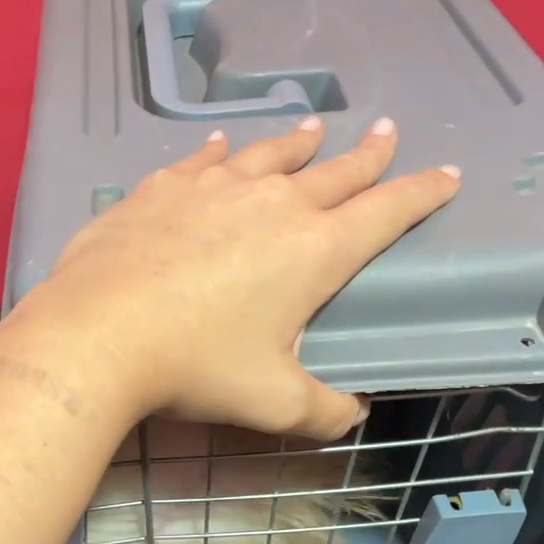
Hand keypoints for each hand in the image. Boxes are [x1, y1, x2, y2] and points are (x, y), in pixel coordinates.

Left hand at [7, 115, 460, 439]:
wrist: (98, 334)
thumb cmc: (196, 368)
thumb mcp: (273, 404)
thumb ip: (324, 411)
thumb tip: (354, 415)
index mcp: (313, 250)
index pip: (385, 213)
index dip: (421, 194)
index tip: (445, 176)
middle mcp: (272, 205)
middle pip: (334, 172)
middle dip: (367, 156)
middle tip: (387, 133)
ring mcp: (214, 189)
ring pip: (269, 156)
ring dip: (298, 144)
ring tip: (315, 129)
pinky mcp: (162, 189)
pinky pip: (202, 161)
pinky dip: (219, 151)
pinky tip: (220, 145)